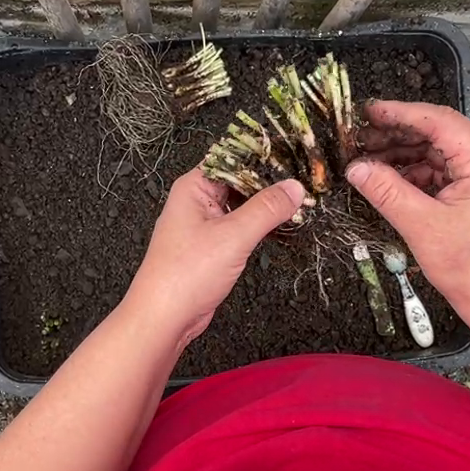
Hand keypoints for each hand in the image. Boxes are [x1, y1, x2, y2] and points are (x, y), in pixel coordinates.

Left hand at [123, 168, 305, 346]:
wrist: (164, 317)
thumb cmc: (185, 274)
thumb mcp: (233, 236)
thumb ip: (267, 209)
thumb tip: (294, 187)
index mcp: (193, 187)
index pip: (232, 156)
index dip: (263, 154)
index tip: (294, 153)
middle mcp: (196, 201)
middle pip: (239, 180)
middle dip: (269, 182)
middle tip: (305, 179)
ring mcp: (203, 225)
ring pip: (240, 205)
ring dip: (266, 206)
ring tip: (300, 201)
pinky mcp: (210, 247)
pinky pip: (239, 227)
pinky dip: (259, 226)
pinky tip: (280, 226)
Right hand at [345, 100, 469, 328]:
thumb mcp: (423, 226)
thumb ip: (387, 192)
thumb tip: (355, 168)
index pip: (441, 122)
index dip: (401, 114)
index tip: (369, 112)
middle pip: (438, 134)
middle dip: (397, 135)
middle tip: (359, 139)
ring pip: (436, 152)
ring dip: (402, 155)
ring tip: (366, 161)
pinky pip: (439, 171)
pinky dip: (412, 174)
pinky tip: (386, 180)